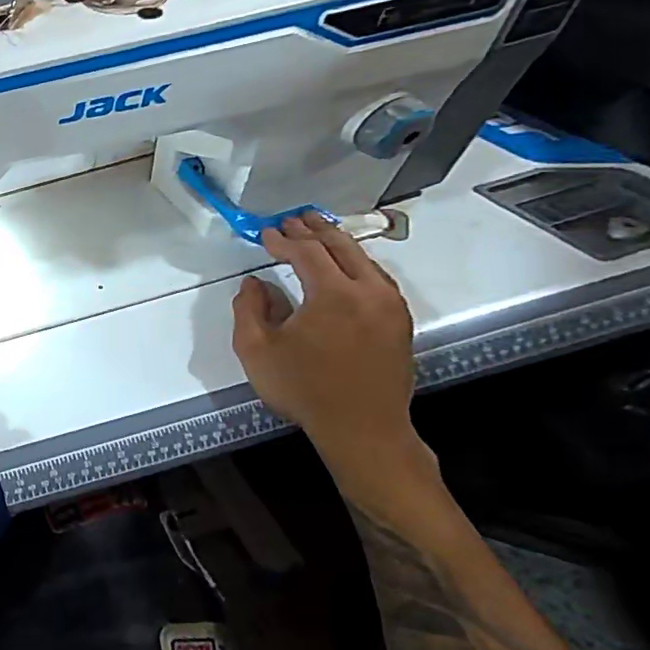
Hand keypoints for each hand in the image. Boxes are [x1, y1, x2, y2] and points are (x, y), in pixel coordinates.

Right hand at [232, 213, 418, 457]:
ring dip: (338, 243)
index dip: (283, 240)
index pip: (307, 252)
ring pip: (364, 260)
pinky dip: (357, 264)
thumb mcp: (257, 351)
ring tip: (318, 234)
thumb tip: (255, 284)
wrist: (362, 430)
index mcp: (333, 294)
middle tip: (293, 220)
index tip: (265, 234)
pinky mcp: (400, 322)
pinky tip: (345, 269)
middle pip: (341, 246)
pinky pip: (377, 279)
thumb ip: (249, 310)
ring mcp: (390, 306)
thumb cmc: (304, 390)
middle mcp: (369, 291)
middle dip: (314, 230)